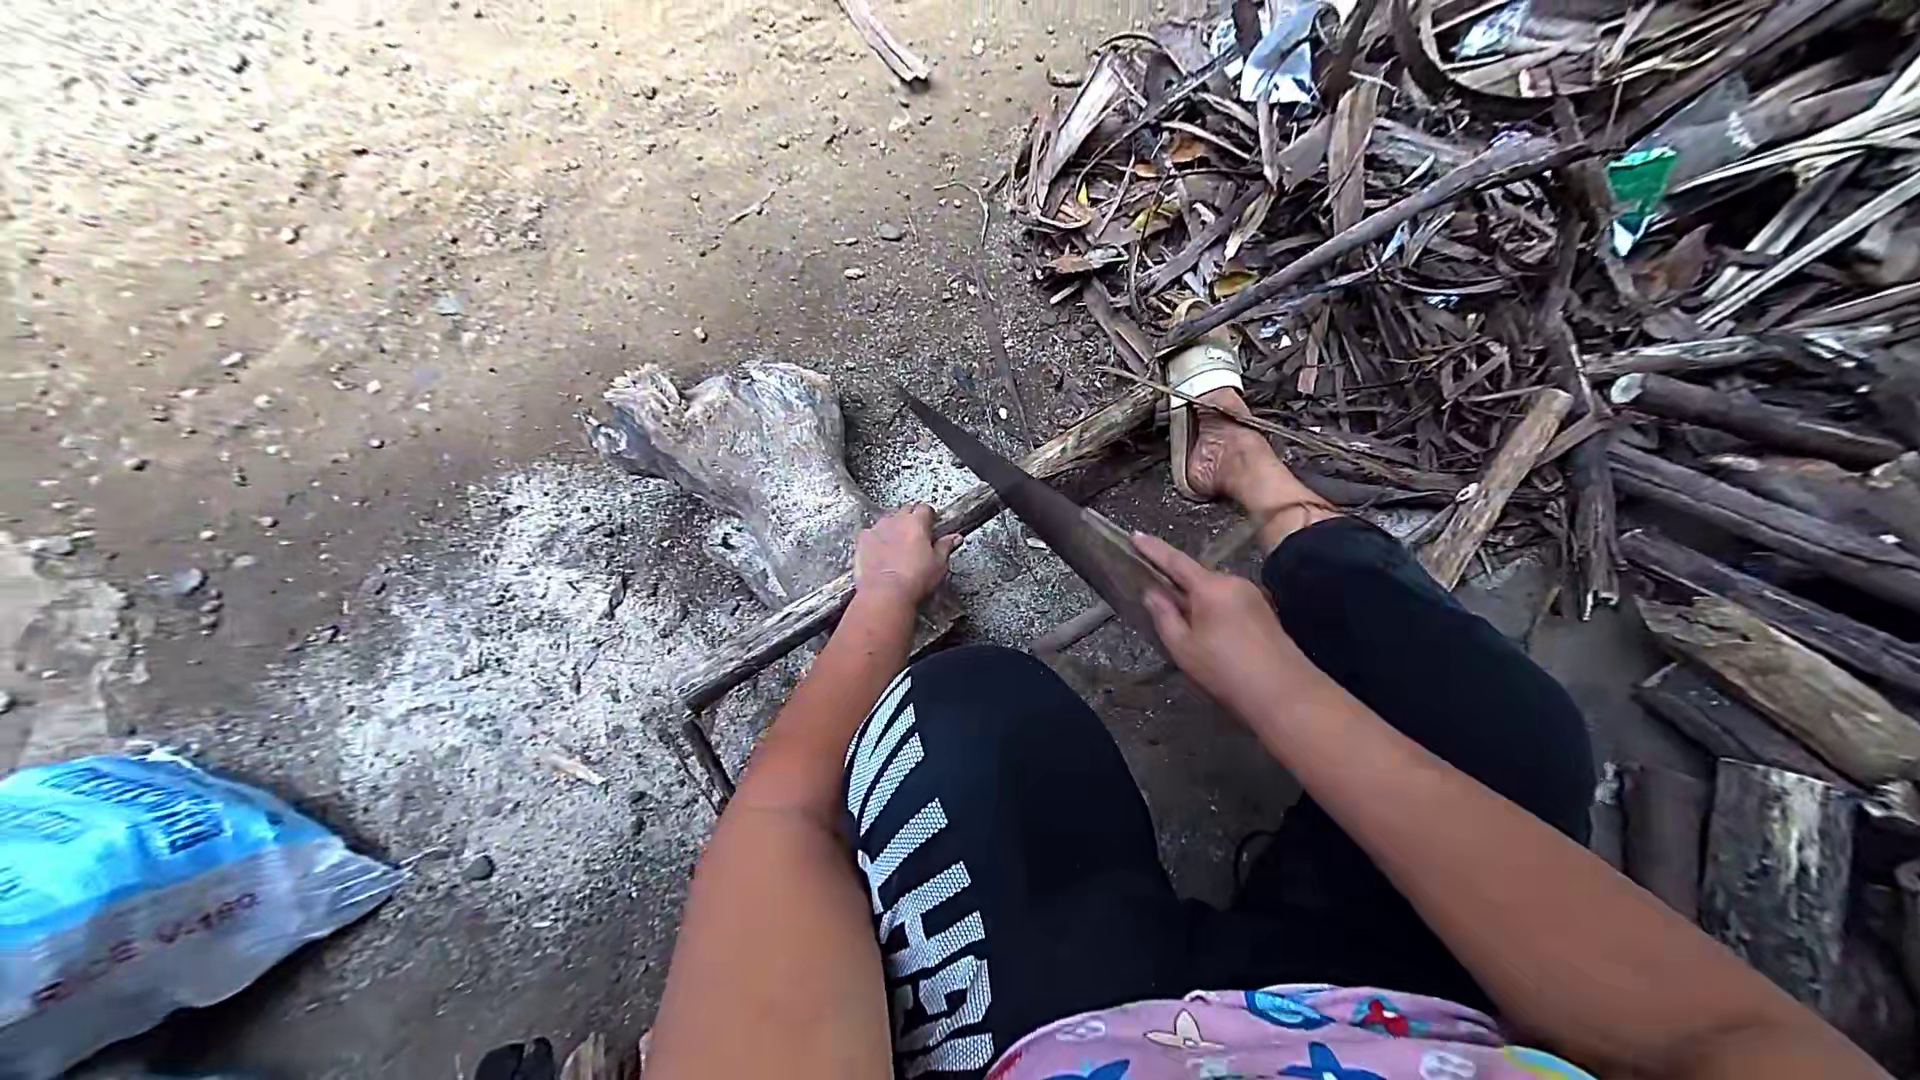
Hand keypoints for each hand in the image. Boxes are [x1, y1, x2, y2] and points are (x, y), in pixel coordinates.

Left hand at [853, 504, 960, 606]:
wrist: (885, 592)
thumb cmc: (913, 579)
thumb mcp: (939, 564)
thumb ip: (946, 546)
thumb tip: (954, 538)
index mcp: (917, 522)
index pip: (925, 508)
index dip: (928, 516)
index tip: (930, 526)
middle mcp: (896, 521)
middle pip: (905, 510)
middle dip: (911, 519)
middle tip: (915, 537)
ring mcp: (877, 529)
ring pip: (887, 521)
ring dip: (893, 528)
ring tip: (897, 547)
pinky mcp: (862, 541)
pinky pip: (870, 534)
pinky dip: (876, 540)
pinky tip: (880, 553)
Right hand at [1132, 531, 1307, 720]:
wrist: (1284, 694)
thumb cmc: (1226, 671)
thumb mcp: (1182, 646)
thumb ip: (1163, 615)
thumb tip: (1152, 593)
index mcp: (1211, 587)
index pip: (1175, 561)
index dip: (1153, 549)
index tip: (1136, 537)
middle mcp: (1234, 583)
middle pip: (1196, 578)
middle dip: (1175, 585)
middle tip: (1153, 600)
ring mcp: (1252, 596)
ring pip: (1212, 592)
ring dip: (1195, 602)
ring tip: (1182, 627)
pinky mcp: (1263, 612)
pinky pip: (1228, 602)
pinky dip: (1211, 610)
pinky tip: (1207, 634)